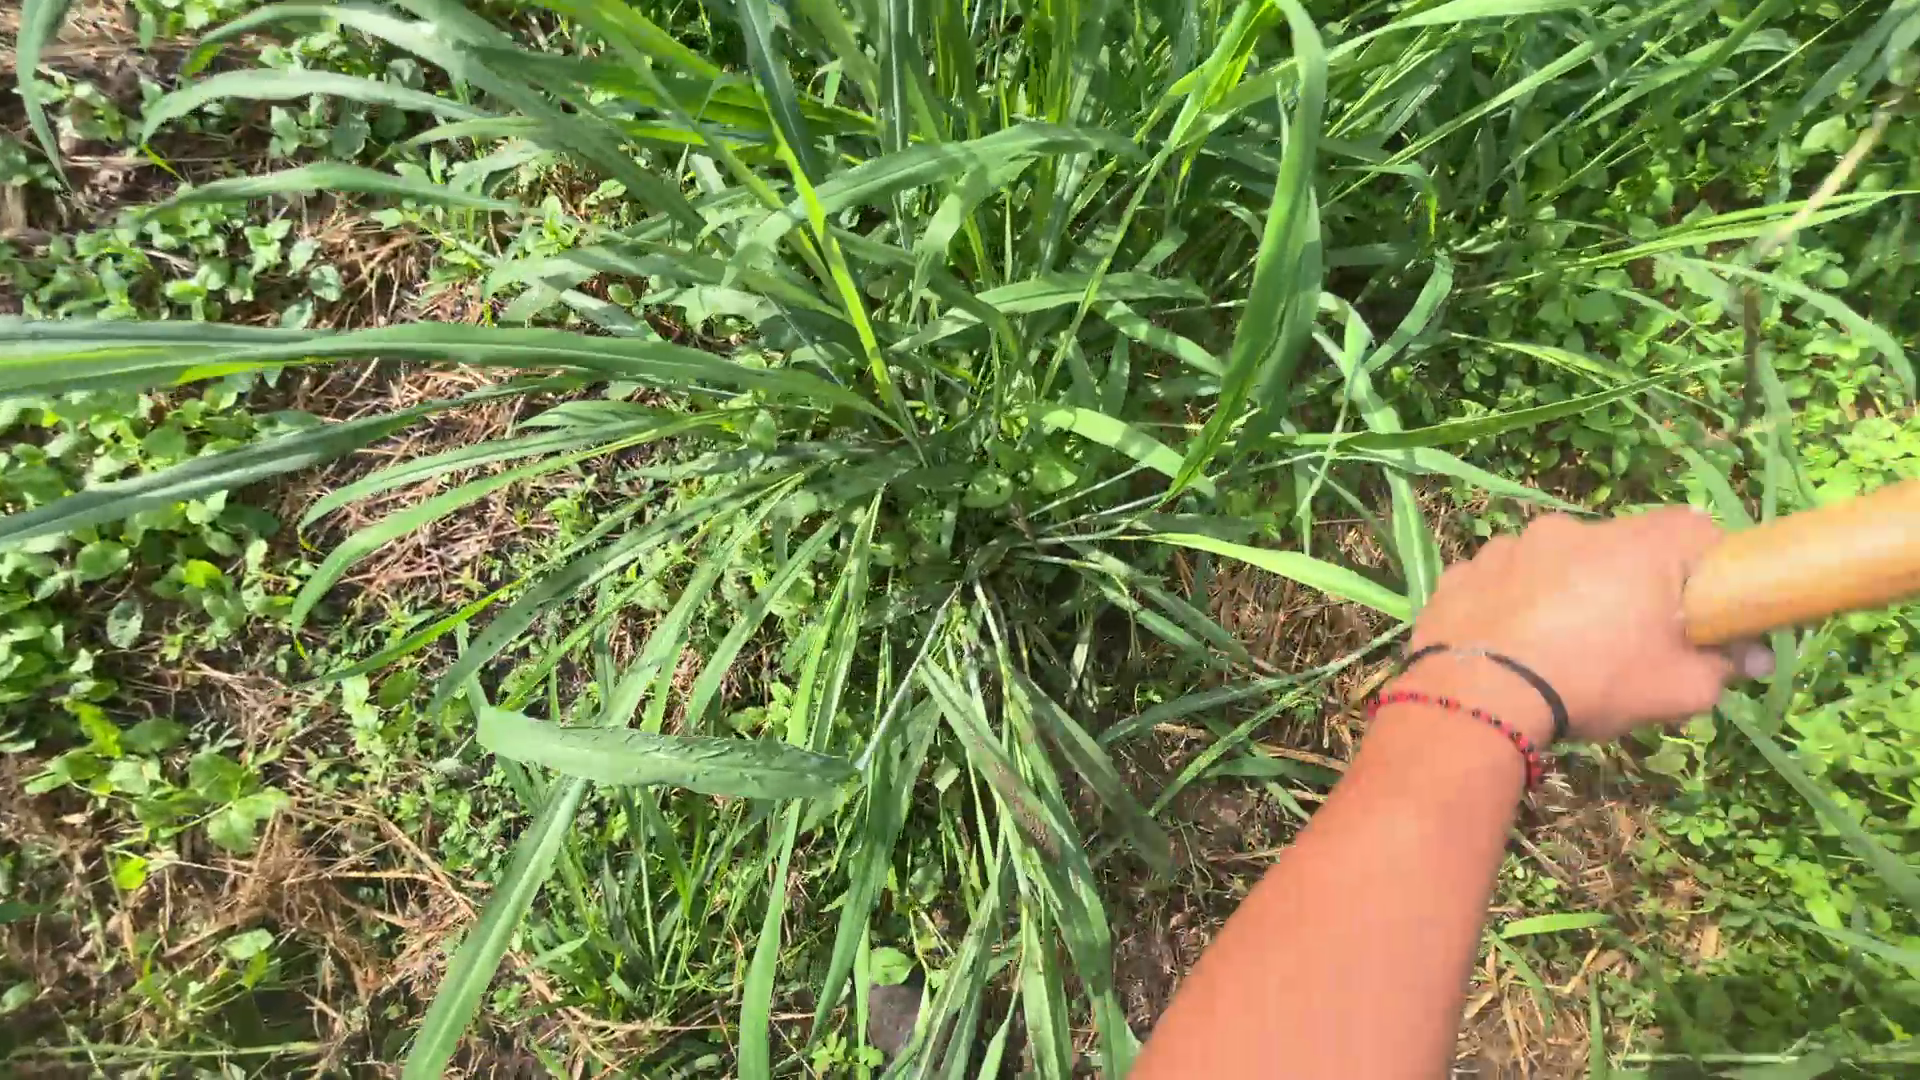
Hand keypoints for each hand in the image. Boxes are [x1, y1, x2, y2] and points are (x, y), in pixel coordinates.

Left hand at [1397, 508, 1770, 743]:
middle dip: (1625, 581)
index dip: (1705, 567)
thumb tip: (1747, 653)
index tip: (1699, 606)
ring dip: (1560, 588)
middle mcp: (1563, 531)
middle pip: (1614, 546)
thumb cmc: (1591, 684)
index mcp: (1632, 545)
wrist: (1475, 695)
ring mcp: (1501, 548)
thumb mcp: (1682, 688)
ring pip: (1549, 561)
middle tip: (1623, 633)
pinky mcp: (1458, 572)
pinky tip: (1505, 640)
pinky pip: (1498, 580)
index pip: (1694, 531)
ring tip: (1553, 641)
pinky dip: (1507, 600)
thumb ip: (1723, 663)